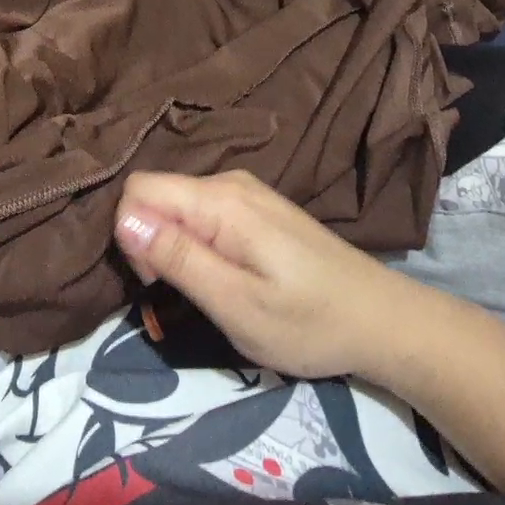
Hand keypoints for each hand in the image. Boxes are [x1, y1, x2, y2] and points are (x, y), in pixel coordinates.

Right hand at [113, 170, 402, 378]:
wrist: (381, 320)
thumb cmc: (308, 322)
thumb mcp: (235, 303)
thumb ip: (178, 258)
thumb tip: (123, 220)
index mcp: (220, 201)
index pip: (139, 188)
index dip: (132, 235)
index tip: (158, 282)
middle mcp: (228, 182)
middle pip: (156, 195)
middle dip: (151, 243)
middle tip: (188, 294)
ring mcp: (246, 192)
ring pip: (176, 205)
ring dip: (174, 247)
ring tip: (210, 290)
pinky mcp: (256, 207)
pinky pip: (201, 212)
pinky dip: (197, 243)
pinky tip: (226, 275)